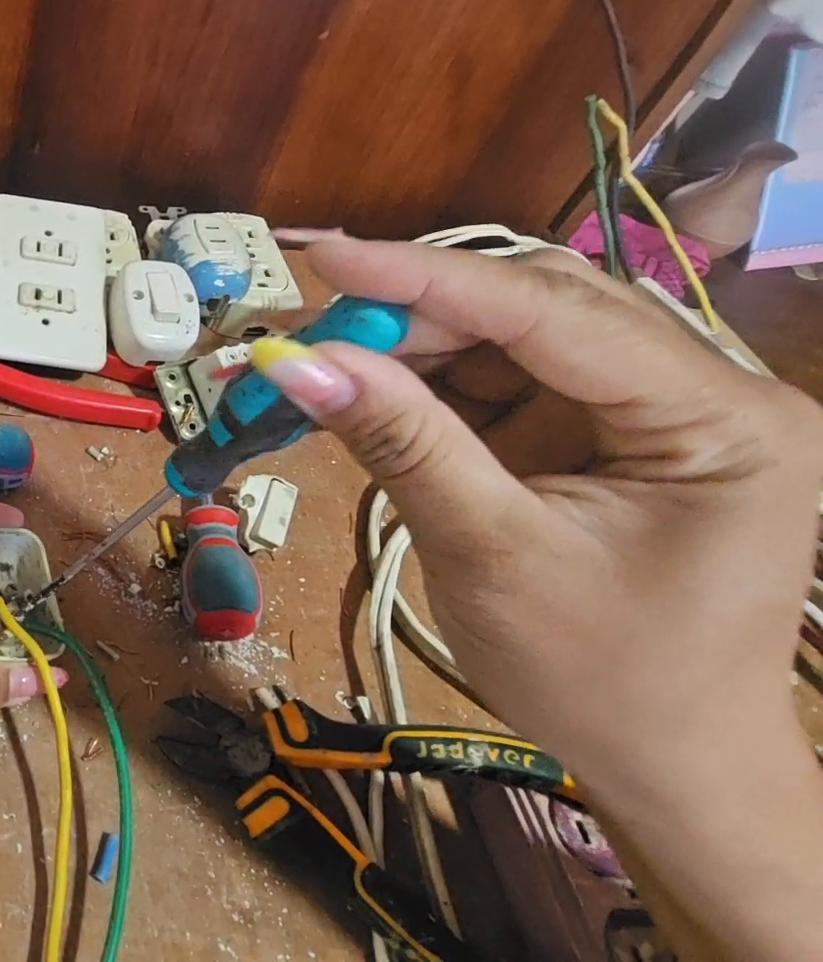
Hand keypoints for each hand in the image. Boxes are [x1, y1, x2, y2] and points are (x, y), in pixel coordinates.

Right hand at [262, 233, 822, 956]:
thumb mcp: (485, 551)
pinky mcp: (598, 434)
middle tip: (302, 338)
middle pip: (533, 311)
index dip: (426, 277)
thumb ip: (399, 443)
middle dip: (411, 317)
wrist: (658, 757)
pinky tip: (365, 401)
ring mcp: (646, 410)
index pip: (554, 312)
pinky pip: (497, 385)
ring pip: (506, 341)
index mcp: (718, 420)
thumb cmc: (593, 674)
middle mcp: (696, 392)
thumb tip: (297, 366)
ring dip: (407, 352)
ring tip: (317, 371)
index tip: (322, 257)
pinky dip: (422, 389)